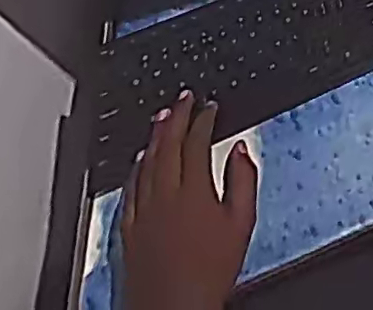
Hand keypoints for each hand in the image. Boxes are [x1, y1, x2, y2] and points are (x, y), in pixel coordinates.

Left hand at [121, 91, 258, 309]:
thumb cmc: (209, 274)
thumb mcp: (241, 224)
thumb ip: (243, 180)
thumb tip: (240, 149)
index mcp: (193, 190)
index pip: (196, 141)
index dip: (203, 119)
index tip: (209, 107)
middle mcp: (165, 194)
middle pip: (168, 143)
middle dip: (178, 115)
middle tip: (184, 98)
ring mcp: (144, 210)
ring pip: (147, 160)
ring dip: (156, 134)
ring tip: (163, 116)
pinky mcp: (128, 228)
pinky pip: (131, 186)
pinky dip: (137, 165)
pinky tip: (141, 157)